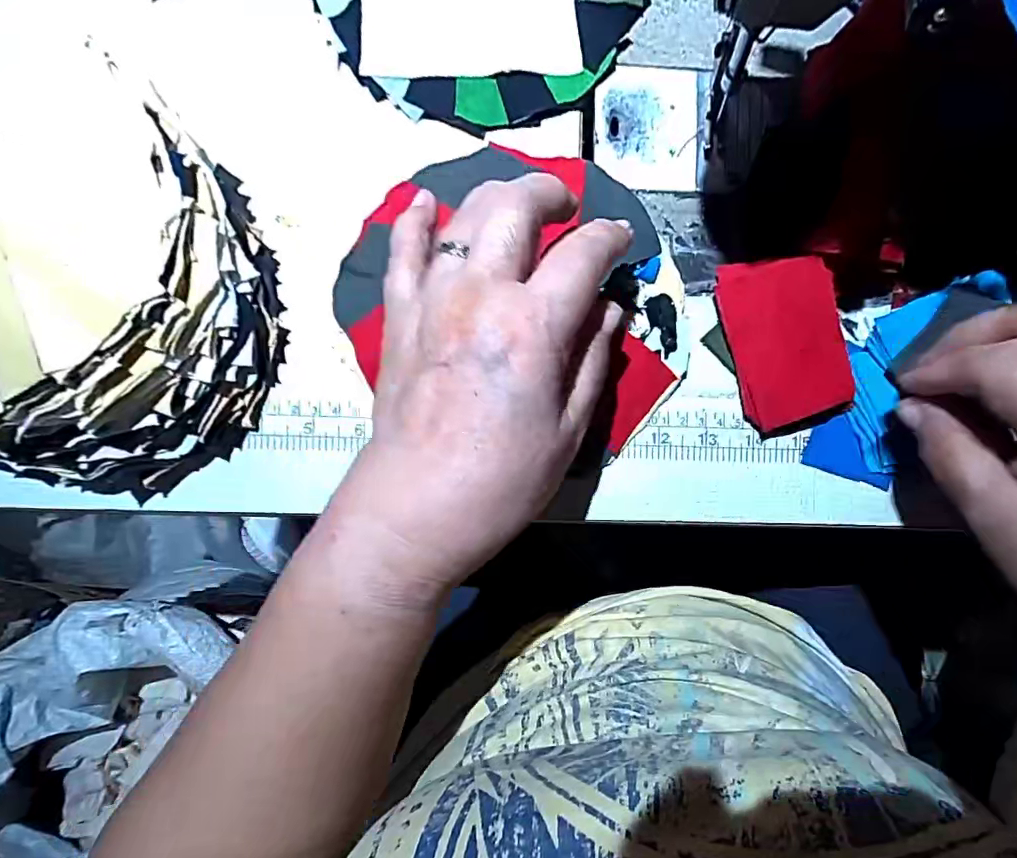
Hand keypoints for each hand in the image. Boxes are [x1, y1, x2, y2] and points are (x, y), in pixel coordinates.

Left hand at [319, 174, 633, 609]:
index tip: (619, 242)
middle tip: (567, 210)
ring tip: (514, 211)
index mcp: (533, 325)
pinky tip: (426, 204)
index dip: (610, 237)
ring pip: (463, 218)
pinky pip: (401, 255)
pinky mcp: (397, 320)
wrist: (415, 506)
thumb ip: (591, 359)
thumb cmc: (500, 482)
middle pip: (516, 207)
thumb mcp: (567, 430)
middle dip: (551, 193)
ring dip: (495, 199)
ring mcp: (431, 302)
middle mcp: (480, 295)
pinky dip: (414, 223)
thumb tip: (609, 306)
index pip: (583, 251)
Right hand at [896, 296, 1016, 678]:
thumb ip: (946, 447)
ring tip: (949, 378)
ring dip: (998, 340)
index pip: (1005, 362)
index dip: (939, 368)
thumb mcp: (988, 512)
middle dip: (969, 338)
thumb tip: (908, 405)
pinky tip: (993, 387)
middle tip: (920, 375)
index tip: (895, 388)